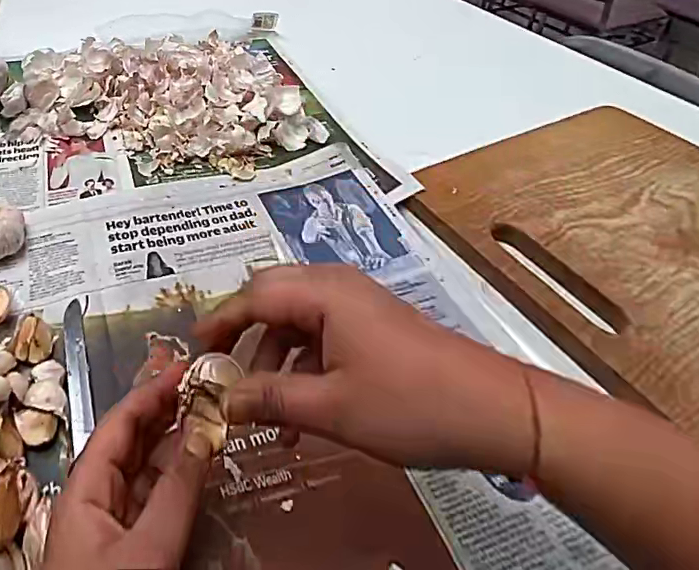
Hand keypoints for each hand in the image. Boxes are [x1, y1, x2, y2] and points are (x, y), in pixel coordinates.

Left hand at [43, 366, 212, 569]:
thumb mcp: (147, 551)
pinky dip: (174, 482)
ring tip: (205, 417)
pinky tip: (196, 469)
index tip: (182, 369)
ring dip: (173, 445)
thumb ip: (175, 495)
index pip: (119, 423)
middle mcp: (92, 497)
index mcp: (83, 485)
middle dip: (164, 412)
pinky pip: (151, 504)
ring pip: (143, 473)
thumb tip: (201, 437)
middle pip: (130, 442)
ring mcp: (108, 525)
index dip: (151, 393)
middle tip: (201, 387)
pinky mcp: (126, 553)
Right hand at [194, 265, 534, 475]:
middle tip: (221, 364)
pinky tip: (302, 405)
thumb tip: (222, 401)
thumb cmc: (413, 404)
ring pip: (293, 316)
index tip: (195, 348)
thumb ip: (270, 400)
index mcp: (320, 292)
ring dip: (274, 356)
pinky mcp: (371, 320)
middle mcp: (333, 283)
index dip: (219, 323)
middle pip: (269, 297)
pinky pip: (320, 330)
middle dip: (242, 333)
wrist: (504, 414)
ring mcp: (355, 300)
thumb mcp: (333, 409)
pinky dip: (302, 360)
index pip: (251, 297)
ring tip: (266, 405)